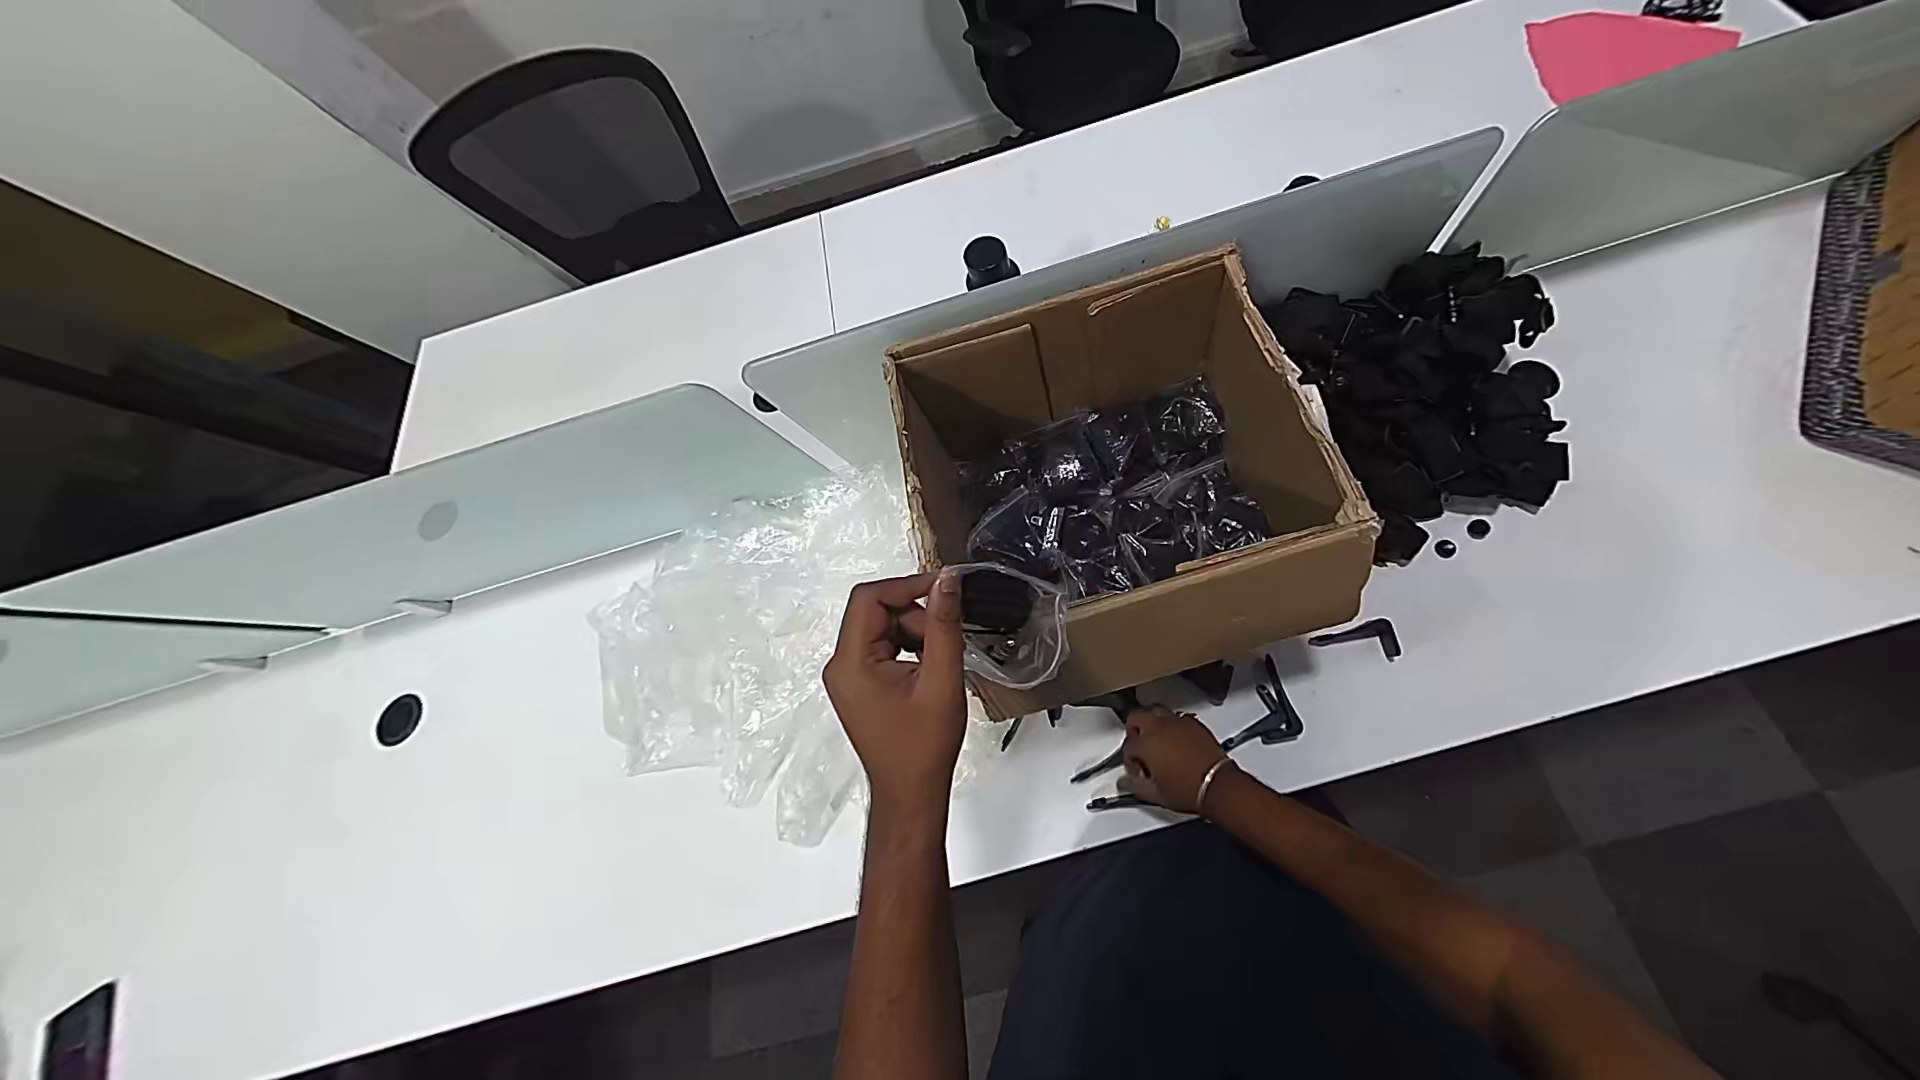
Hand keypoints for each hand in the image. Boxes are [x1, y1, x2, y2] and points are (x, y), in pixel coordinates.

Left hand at [824, 570, 967, 812]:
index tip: (943, 586)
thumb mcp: (942, 680)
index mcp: (850, 663)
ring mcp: (848, 675)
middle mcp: (841, 665)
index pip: (869, 598)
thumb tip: (947, 581)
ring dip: (916, 633)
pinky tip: (929, 669)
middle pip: (876, 612)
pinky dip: (910, 647)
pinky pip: (884, 646)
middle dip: (916, 616)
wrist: (911, 792)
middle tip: (946, 640)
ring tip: (939, 662)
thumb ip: (944, 626)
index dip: (908, 585)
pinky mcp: (860, 683)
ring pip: (883, 627)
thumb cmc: (923, 747)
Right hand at [1122, 706, 1232, 813]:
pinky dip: (1174, 725)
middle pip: (1136, 718)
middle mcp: (1159, 727)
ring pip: (1157, 712)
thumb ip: (1135, 786)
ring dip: (1153, 724)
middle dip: (1135, 732)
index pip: (1128, 747)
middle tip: (1141, 748)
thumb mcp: (1156, 794)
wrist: (1218, 786)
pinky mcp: (1194, 724)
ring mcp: (1177, 723)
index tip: (1138, 771)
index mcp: (1145, 743)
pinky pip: (1178, 718)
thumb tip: (1128, 783)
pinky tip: (1177, 739)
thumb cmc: (1190, 789)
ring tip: (1157, 739)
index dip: (1130, 761)